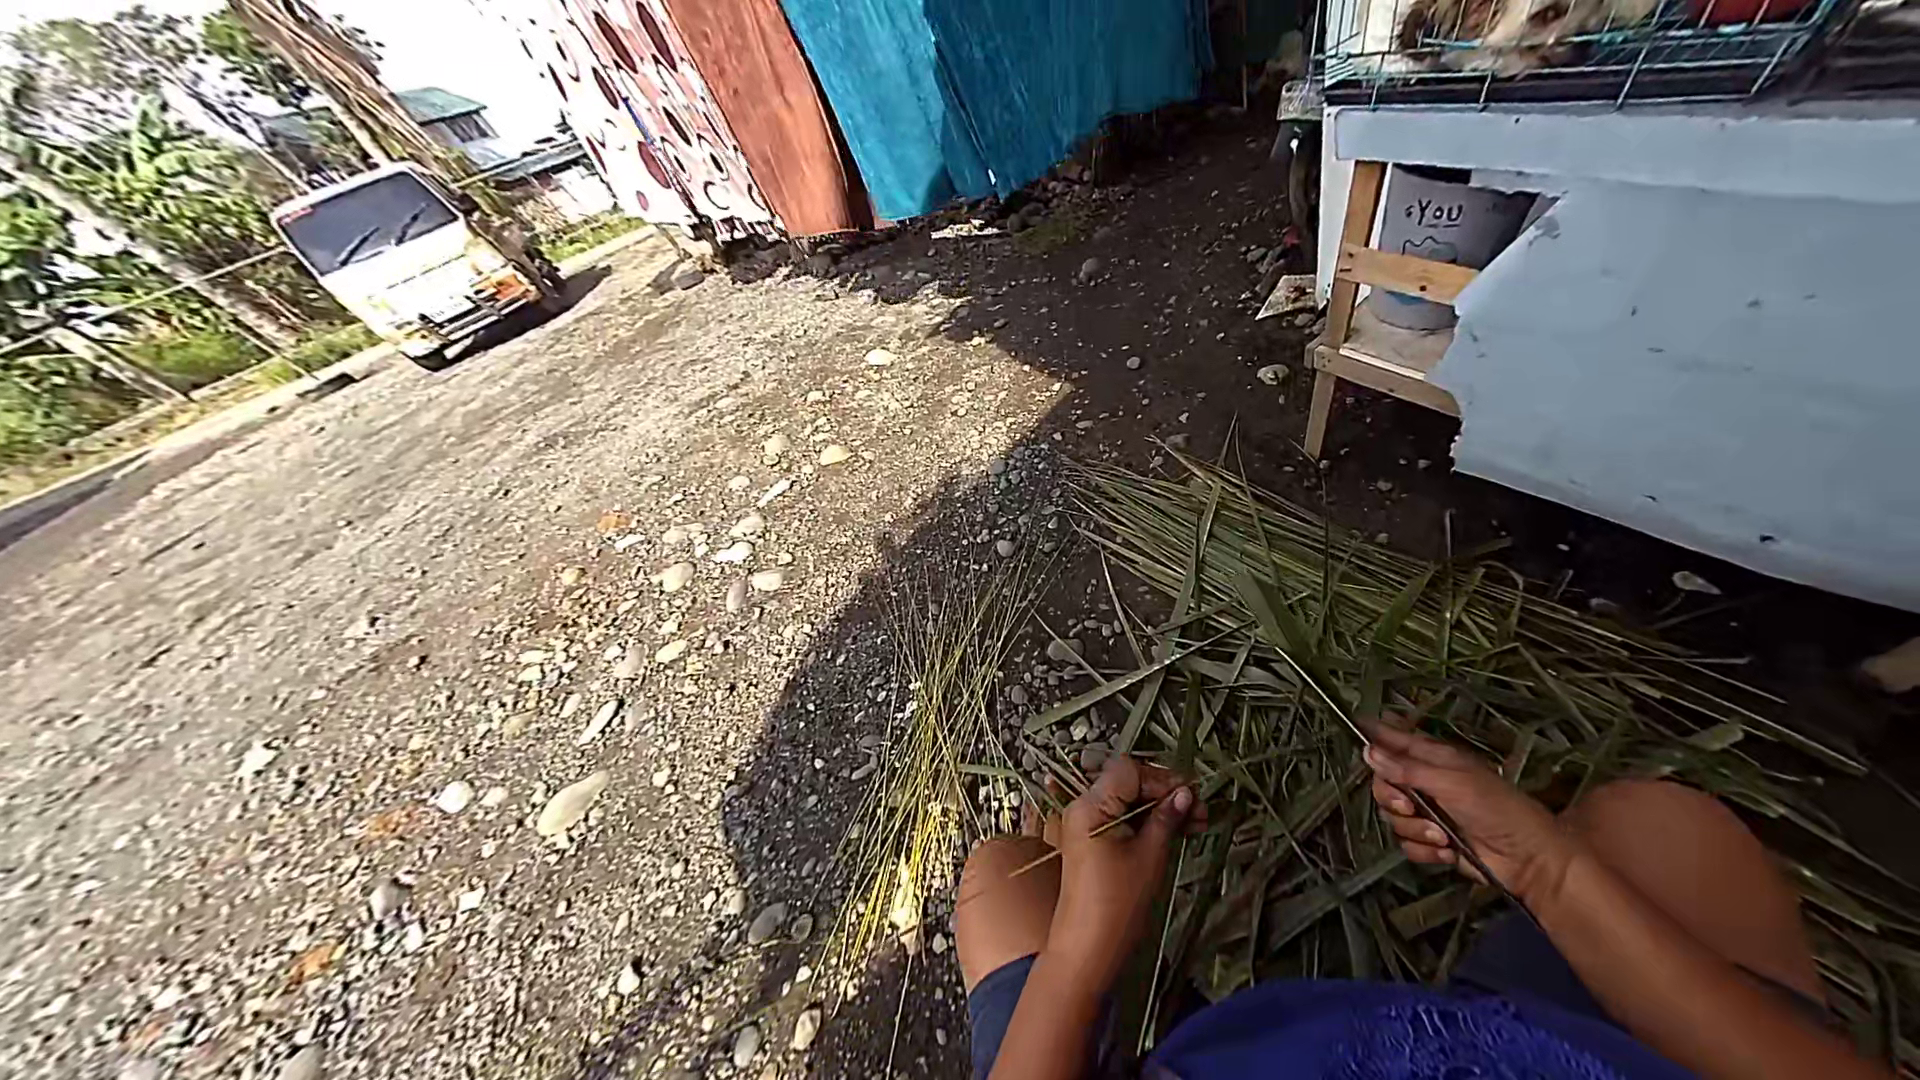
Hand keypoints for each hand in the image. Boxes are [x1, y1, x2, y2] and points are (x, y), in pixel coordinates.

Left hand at [1044, 757, 1202, 987]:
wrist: (1087, 949)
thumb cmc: (1117, 905)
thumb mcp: (1149, 857)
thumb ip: (1166, 819)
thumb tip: (1186, 793)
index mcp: (1090, 805)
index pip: (1128, 769)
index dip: (1162, 778)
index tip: (1192, 794)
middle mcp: (1082, 805)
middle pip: (1127, 780)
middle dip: (1164, 791)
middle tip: (1200, 810)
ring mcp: (1085, 821)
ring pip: (1127, 798)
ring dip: (1158, 805)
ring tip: (1195, 822)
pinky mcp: (1091, 837)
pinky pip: (1120, 815)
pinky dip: (1146, 819)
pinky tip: (1174, 829)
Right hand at [1365, 726, 1577, 905]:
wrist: (1533, 864)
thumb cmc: (1500, 812)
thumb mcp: (1453, 783)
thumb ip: (1407, 768)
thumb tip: (1367, 751)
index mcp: (1433, 759)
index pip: (1393, 738)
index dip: (1373, 732)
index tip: (1352, 725)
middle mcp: (1425, 782)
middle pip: (1382, 782)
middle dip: (1392, 797)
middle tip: (1411, 805)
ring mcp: (1428, 813)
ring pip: (1391, 814)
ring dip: (1414, 827)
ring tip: (1442, 835)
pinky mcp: (1432, 840)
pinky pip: (1405, 842)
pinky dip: (1423, 848)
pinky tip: (1445, 850)